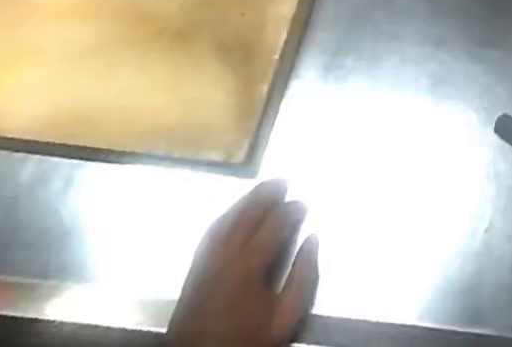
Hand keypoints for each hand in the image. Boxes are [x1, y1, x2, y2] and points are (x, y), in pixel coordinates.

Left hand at [167, 179, 319, 346]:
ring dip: (250, 197)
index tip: (304, 204)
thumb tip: (313, 240)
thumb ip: (304, 278)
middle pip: (251, 209)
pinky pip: (217, 223)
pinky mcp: (199, 257)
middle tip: (283, 181)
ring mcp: (211, 250)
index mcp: (252, 259)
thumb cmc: (247, 338)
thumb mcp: (285, 318)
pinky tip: (237, 209)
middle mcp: (229, 246)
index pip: (276, 222)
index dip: (292, 210)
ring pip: (232, 212)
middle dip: (269, 192)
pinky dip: (231, 210)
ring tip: (265, 187)